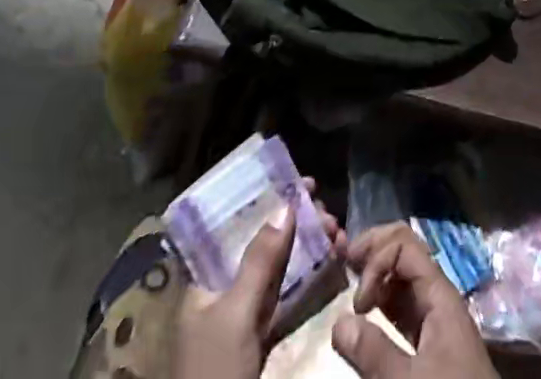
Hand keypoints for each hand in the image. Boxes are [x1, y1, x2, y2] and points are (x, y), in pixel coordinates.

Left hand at [173, 179, 345, 378]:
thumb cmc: (214, 370)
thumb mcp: (235, 315)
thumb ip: (259, 263)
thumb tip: (284, 207)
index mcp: (203, 277)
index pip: (234, 224)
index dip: (264, 199)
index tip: (298, 181)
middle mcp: (223, 289)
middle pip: (261, 244)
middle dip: (294, 224)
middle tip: (328, 211)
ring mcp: (244, 314)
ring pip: (278, 270)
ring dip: (307, 249)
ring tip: (337, 233)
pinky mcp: (263, 339)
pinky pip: (287, 299)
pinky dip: (308, 281)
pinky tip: (331, 265)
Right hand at [333, 223, 497, 378]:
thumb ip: (374, 351)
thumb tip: (337, 322)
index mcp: (439, 296)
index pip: (403, 246)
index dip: (375, 263)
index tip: (358, 304)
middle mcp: (437, 297)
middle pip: (403, 252)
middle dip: (372, 251)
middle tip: (344, 262)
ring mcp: (434, 317)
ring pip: (401, 279)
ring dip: (374, 274)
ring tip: (346, 278)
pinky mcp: (429, 340)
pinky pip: (402, 305)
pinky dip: (380, 300)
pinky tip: (363, 311)